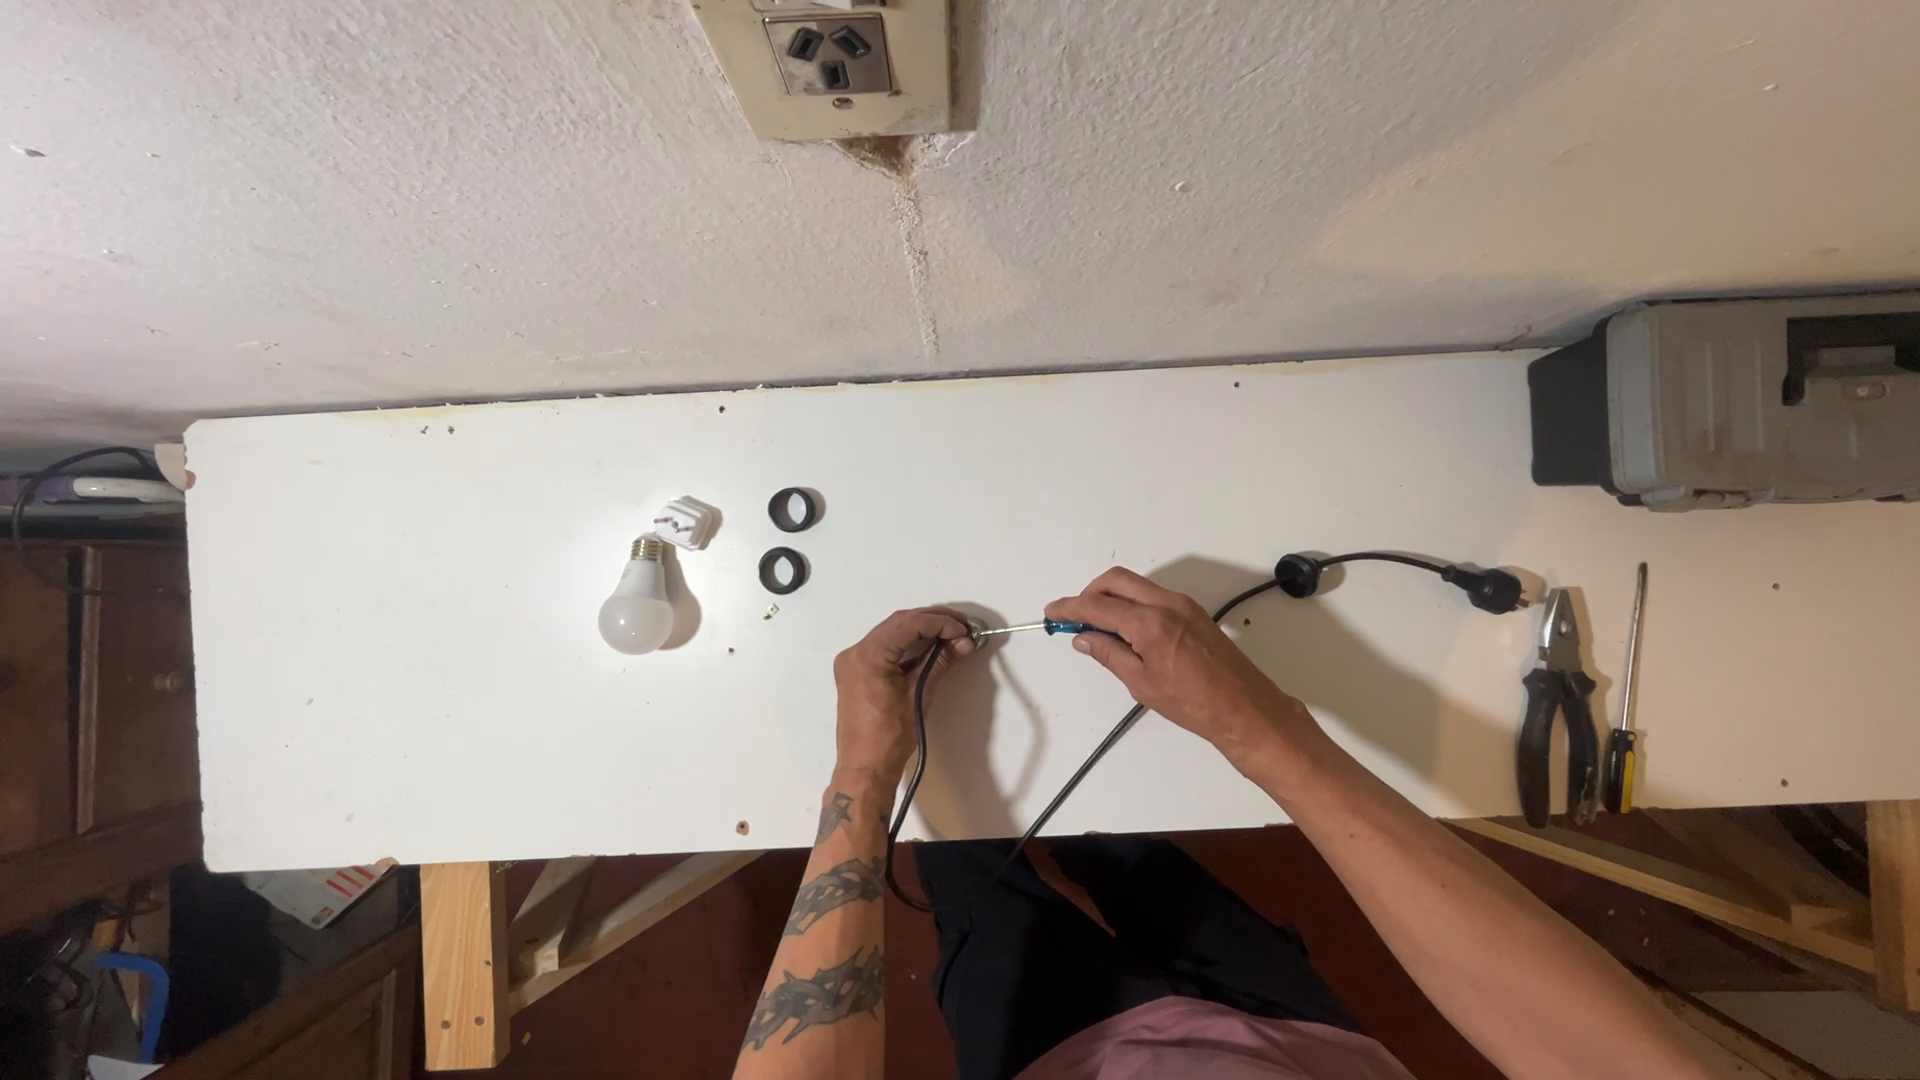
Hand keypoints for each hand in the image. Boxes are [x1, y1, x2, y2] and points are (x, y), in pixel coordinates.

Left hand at [832, 606, 976, 784]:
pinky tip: (929, 643)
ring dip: (920, 628)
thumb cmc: (890, 736)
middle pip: (898, 623)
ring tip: (950, 631)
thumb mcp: (919, 694)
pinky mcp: (856, 670)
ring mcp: (853, 660)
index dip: (938, 622)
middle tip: (961, 624)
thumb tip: (963, 642)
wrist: (865, 767)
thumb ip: (940, 662)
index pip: (907, 625)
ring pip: (891, 631)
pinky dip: (907, 642)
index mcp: (867, 656)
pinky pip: (884, 645)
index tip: (963, 629)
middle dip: (931, 620)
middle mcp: (855, 652)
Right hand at [1045, 567, 1318, 767]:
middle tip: (1076, 618)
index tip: (1052, 612)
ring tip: (1099, 628)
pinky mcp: (1193, 611)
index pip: (1098, 606)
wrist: (1244, 709)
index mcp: (1149, 623)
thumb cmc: (1191, 704)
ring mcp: (1183, 604)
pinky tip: (1126, 630)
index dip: (1070, 608)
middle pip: (1116, 580)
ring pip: (1135, 585)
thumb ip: (1109, 654)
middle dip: (1089, 593)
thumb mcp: (1141, 683)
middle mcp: (1166, 603)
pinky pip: (1153, 596)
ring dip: (1111, 597)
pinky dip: (1132, 604)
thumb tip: (1083, 638)